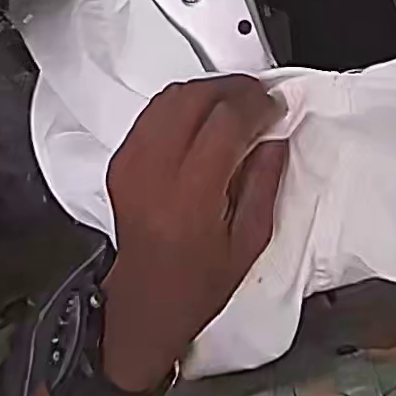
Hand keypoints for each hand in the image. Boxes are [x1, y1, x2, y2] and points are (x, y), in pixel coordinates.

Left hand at [99, 76, 288, 389]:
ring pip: (172, 96)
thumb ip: (266, 179)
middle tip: (259, 96)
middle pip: (196, 98)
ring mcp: (131, 164)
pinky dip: (185, 102)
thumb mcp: (250, 239)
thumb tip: (276, 133)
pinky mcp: (119, 160)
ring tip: (236, 101)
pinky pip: (154, 110)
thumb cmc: (197, 283)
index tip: (275, 105)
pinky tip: (205, 113)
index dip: (256, 104)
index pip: (226, 122)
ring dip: (210, 89)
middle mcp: (154, 174)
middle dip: (235, 88)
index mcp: (190, 198)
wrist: (142, 306)